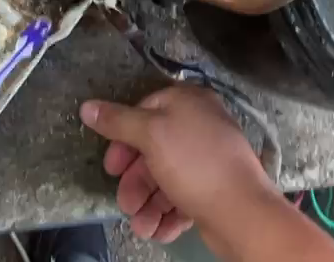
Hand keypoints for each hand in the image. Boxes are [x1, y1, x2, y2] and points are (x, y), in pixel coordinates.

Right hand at [81, 86, 280, 245]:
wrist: (247, 216)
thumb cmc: (194, 164)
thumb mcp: (149, 135)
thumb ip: (117, 121)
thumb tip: (86, 107)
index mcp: (187, 102)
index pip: (144, 111)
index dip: (122, 139)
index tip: (111, 166)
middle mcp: (200, 126)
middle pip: (153, 149)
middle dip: (136, 181)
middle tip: (124, 203)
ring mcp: (209, 161)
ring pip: (167, 177)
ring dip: (148, 203)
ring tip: (140, 226)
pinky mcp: (215, 191)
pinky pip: (183, 197)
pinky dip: (167, 213)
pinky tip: (157, 231)